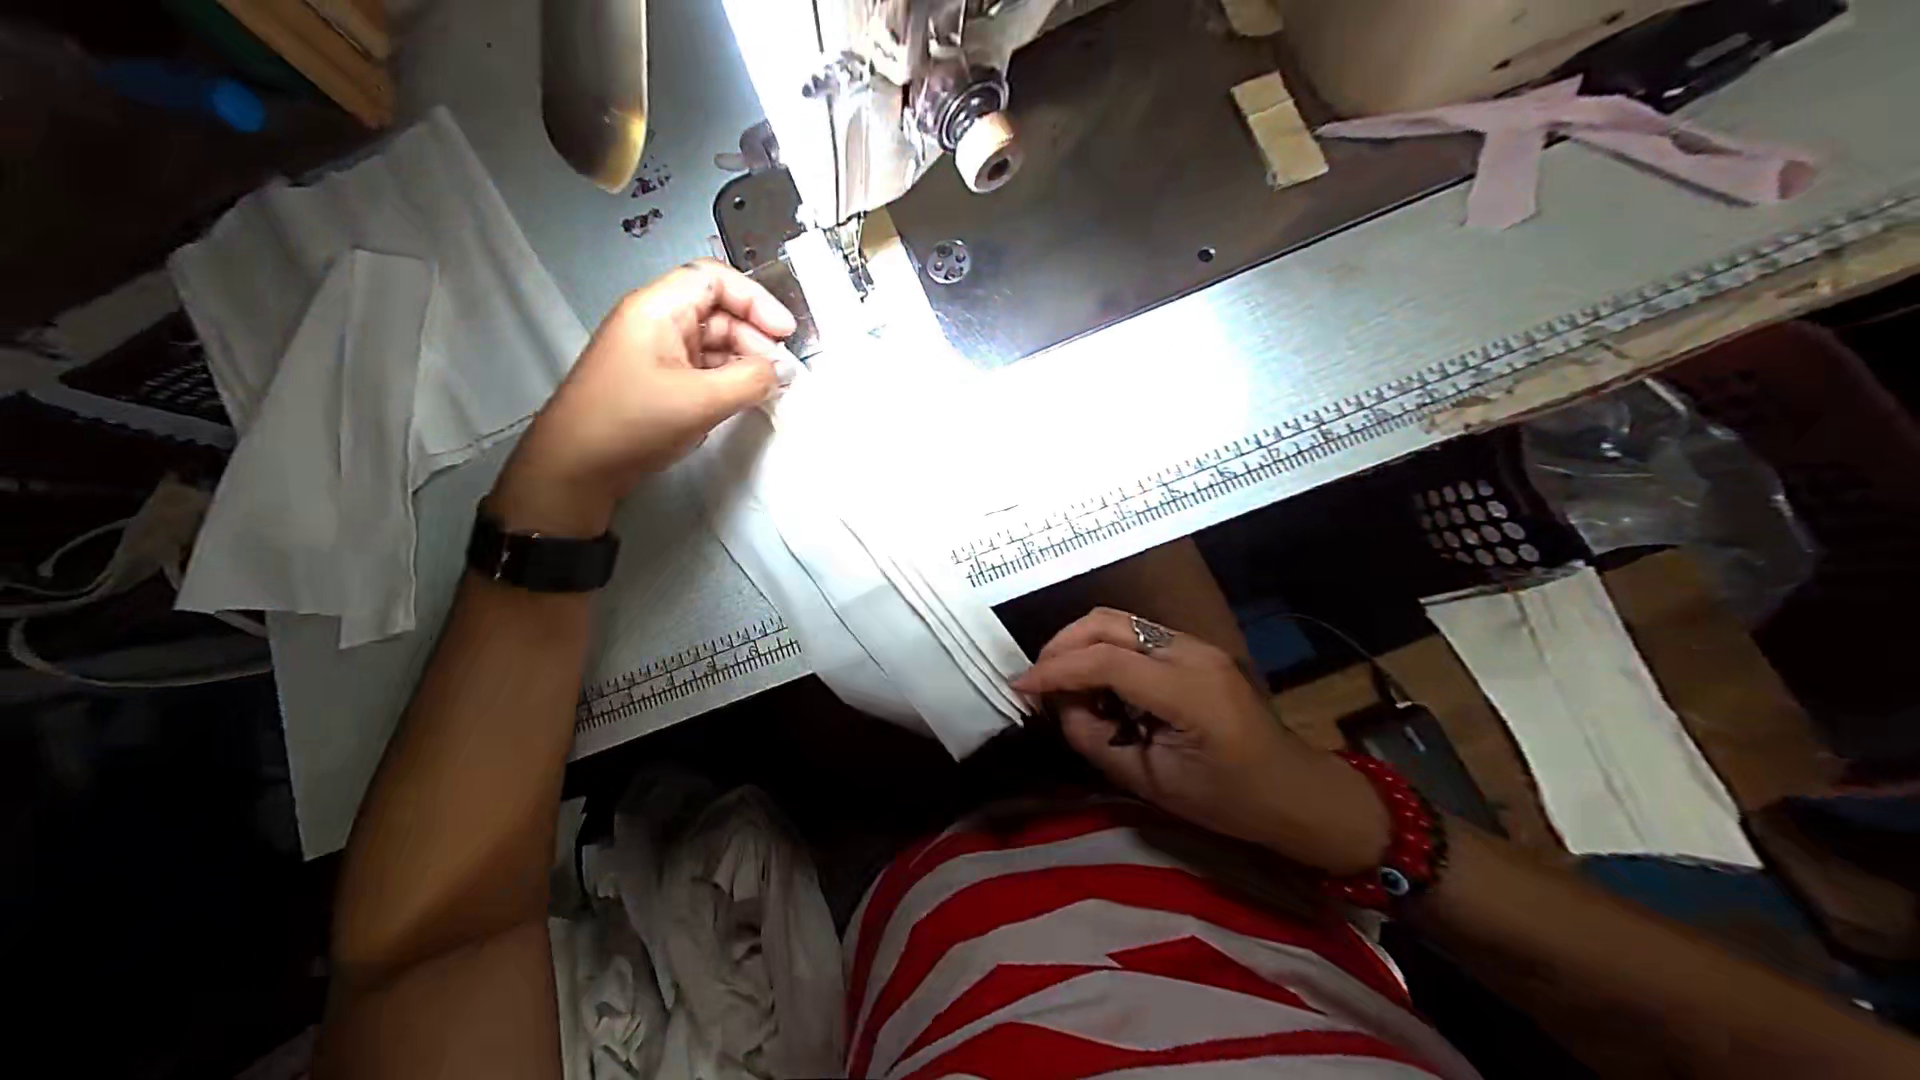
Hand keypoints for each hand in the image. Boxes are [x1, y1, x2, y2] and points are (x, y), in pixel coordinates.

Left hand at [490, 259, 797, 534]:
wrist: (576, 466)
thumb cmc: (630, 423)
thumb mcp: (701, 400)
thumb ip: (751, 380)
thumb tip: (781, 371)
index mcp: (657, 309)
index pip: (714, 279)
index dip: (756, 300)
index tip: (784, 332)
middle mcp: (656, 323)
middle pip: (718, 310)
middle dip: (755, 335)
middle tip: (781, 369)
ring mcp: (656, 353)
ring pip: (713, 341)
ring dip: (745, 360)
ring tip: (768, 386)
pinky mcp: (658, 381)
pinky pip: (703, 367)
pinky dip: (729, 378)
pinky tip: (745, 397)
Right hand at [1012, 608, 1389, 874]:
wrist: (1296, 792)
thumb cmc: (1229, 801)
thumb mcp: (1152, 782)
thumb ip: (1095, 739)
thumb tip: (1059, 705)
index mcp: (1188, 690)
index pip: (1105, 660)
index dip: (1055, 670)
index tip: (1020, 688)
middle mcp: (1192, 652)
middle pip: (1107, 622)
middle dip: (1061, 645)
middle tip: (1037, 680)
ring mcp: (1196, 645)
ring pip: (1119, 622)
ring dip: (1081, 644)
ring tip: (1061, 682)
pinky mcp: (1195, 649)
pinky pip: (1136, 635)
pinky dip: (1103, 650)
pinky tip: (1095, 682)